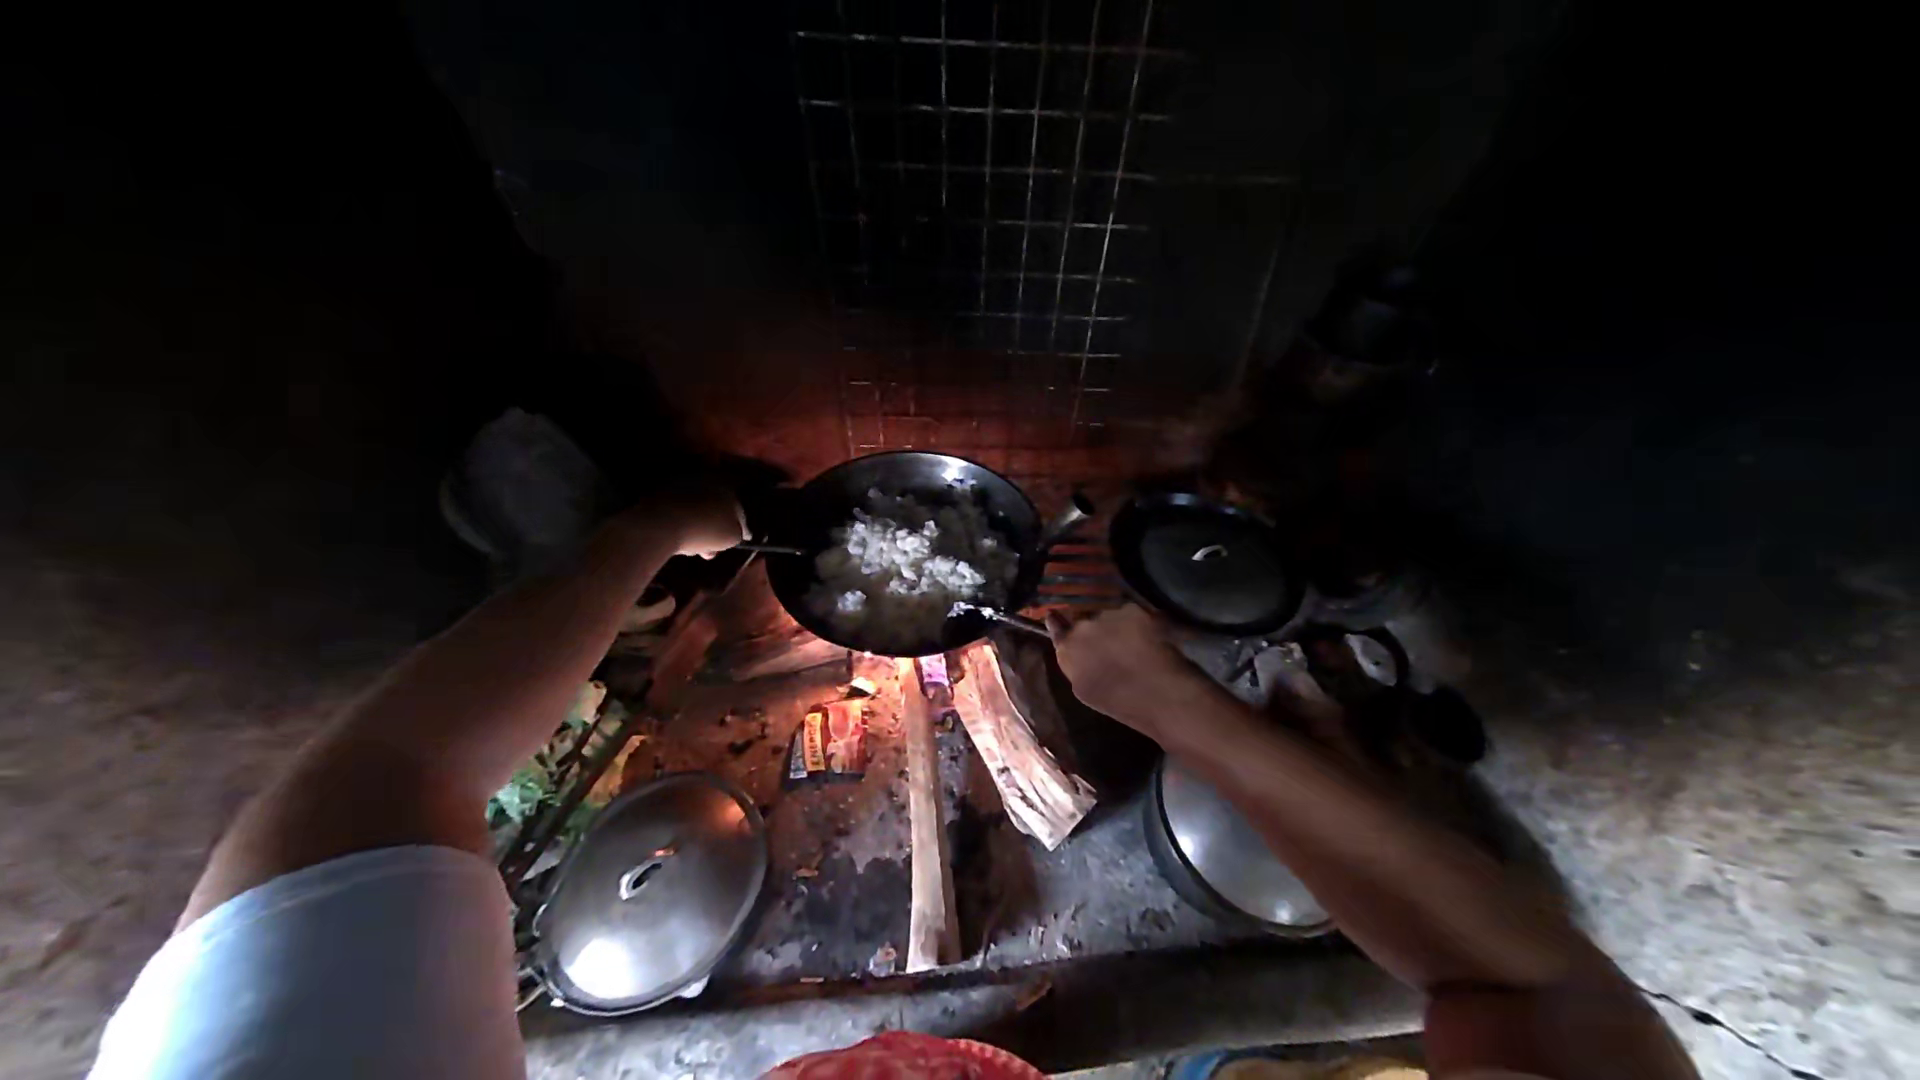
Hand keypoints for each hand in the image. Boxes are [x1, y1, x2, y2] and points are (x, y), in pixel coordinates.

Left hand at [616, 486, 747, 557]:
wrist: (660, 523)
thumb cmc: (705, 529)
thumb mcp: (732, 536)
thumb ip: (738, 533)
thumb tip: (735, 532)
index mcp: (725, 486)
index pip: (739, 509)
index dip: (742, 527)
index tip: (744, 539)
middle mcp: (704, 481)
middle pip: (715, 509)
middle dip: (717, 530)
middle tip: (715, 548)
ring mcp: (681, 486)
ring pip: (696, 512)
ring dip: (700, 529)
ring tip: (698, 549)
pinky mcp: (661, 495)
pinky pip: (679, 513)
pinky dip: (683, 525)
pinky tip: (682, 541)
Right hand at [1046, 605, 1223, 742]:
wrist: (1161, 694)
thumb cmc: (1120, 702)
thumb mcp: (1083, 689)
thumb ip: (1073, 663)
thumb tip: (1071, 649)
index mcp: (1068, 647)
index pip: (1055, 624)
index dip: (1058, 621)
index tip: (1060, 617)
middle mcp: (1084, 625)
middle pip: (1084, 617)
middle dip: (1092, 626)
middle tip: (1107, 640)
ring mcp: (1110, 614)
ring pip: (1108, 613)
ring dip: (1114, 622)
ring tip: (1130, 640)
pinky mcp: (1136, 610)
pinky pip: (1131, 612)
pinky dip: (1137, 621)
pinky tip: (1148, 637)